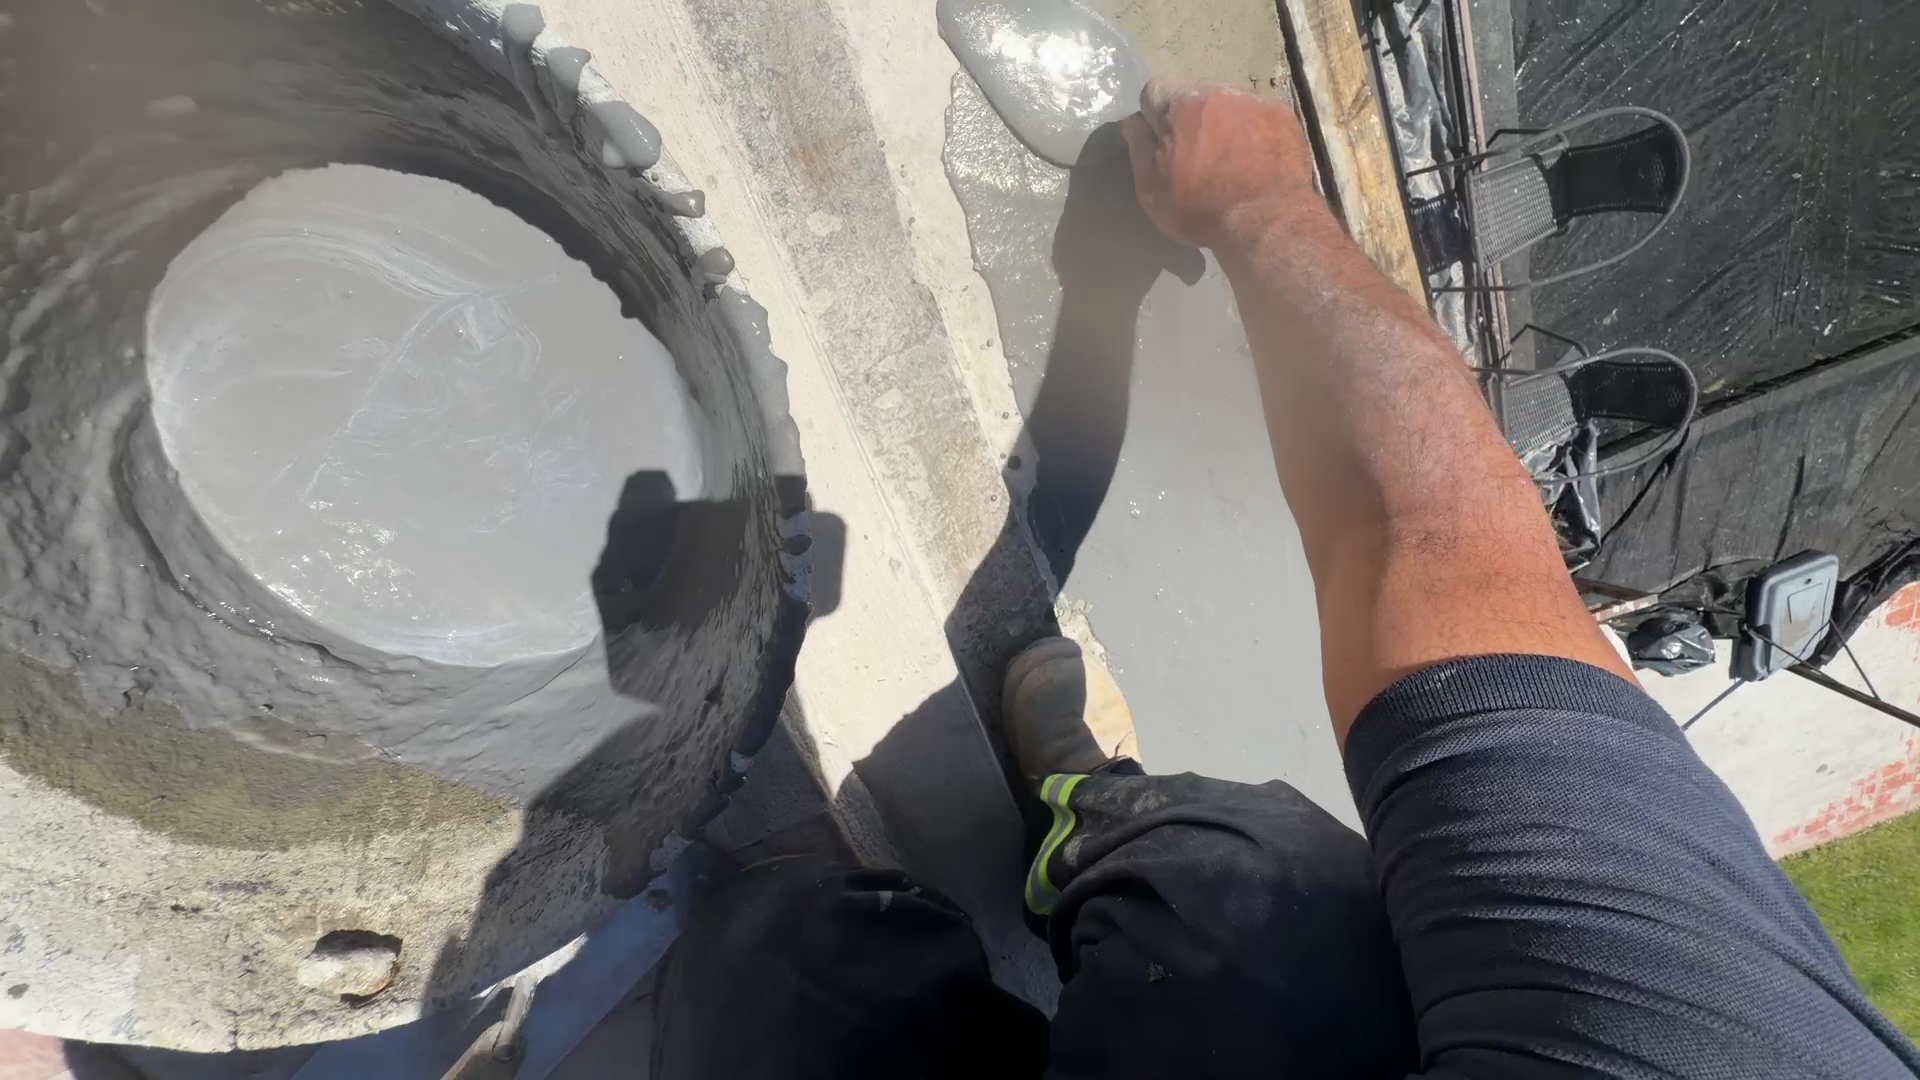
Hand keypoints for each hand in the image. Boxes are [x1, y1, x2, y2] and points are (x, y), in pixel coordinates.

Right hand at [1120, 80, 1319, 250]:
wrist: (1264, 219)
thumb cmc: (1199, 208)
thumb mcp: (1152, 188)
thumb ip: (1139, 149)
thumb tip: (1133, 123)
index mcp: (1181, 105)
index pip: (1153, 89)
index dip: (1151, 116)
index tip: (1157, 143)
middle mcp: (1218, 91)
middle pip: (1194, 95)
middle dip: (1188, 119)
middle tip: (1192, 158)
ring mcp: (1254, 101)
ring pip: (1226, 105)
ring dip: (1220, 125)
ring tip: (1225, 163)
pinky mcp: (1282, 116)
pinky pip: (1256, 118)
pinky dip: (1250, 135)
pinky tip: (1251, 164)